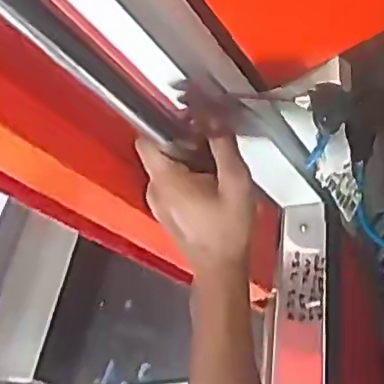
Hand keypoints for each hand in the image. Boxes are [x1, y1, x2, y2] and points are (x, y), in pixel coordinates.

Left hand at [135, 122, 255, 283]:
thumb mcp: (236, 182)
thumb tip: (216, 117)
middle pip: (161, 148)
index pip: (147, 138)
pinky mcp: (166, 207)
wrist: (221, 268)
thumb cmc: (228, 227)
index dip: (168, 121)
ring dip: (191, 153)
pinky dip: (191, 169)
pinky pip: (173, 177)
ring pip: (169, 162)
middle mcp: (154, 188)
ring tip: (219, 156)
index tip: (194, 115)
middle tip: (217, 136)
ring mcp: (158, 199)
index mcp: (165, 180)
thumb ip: (224, 147)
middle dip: (188, 137)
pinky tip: (214, 175)